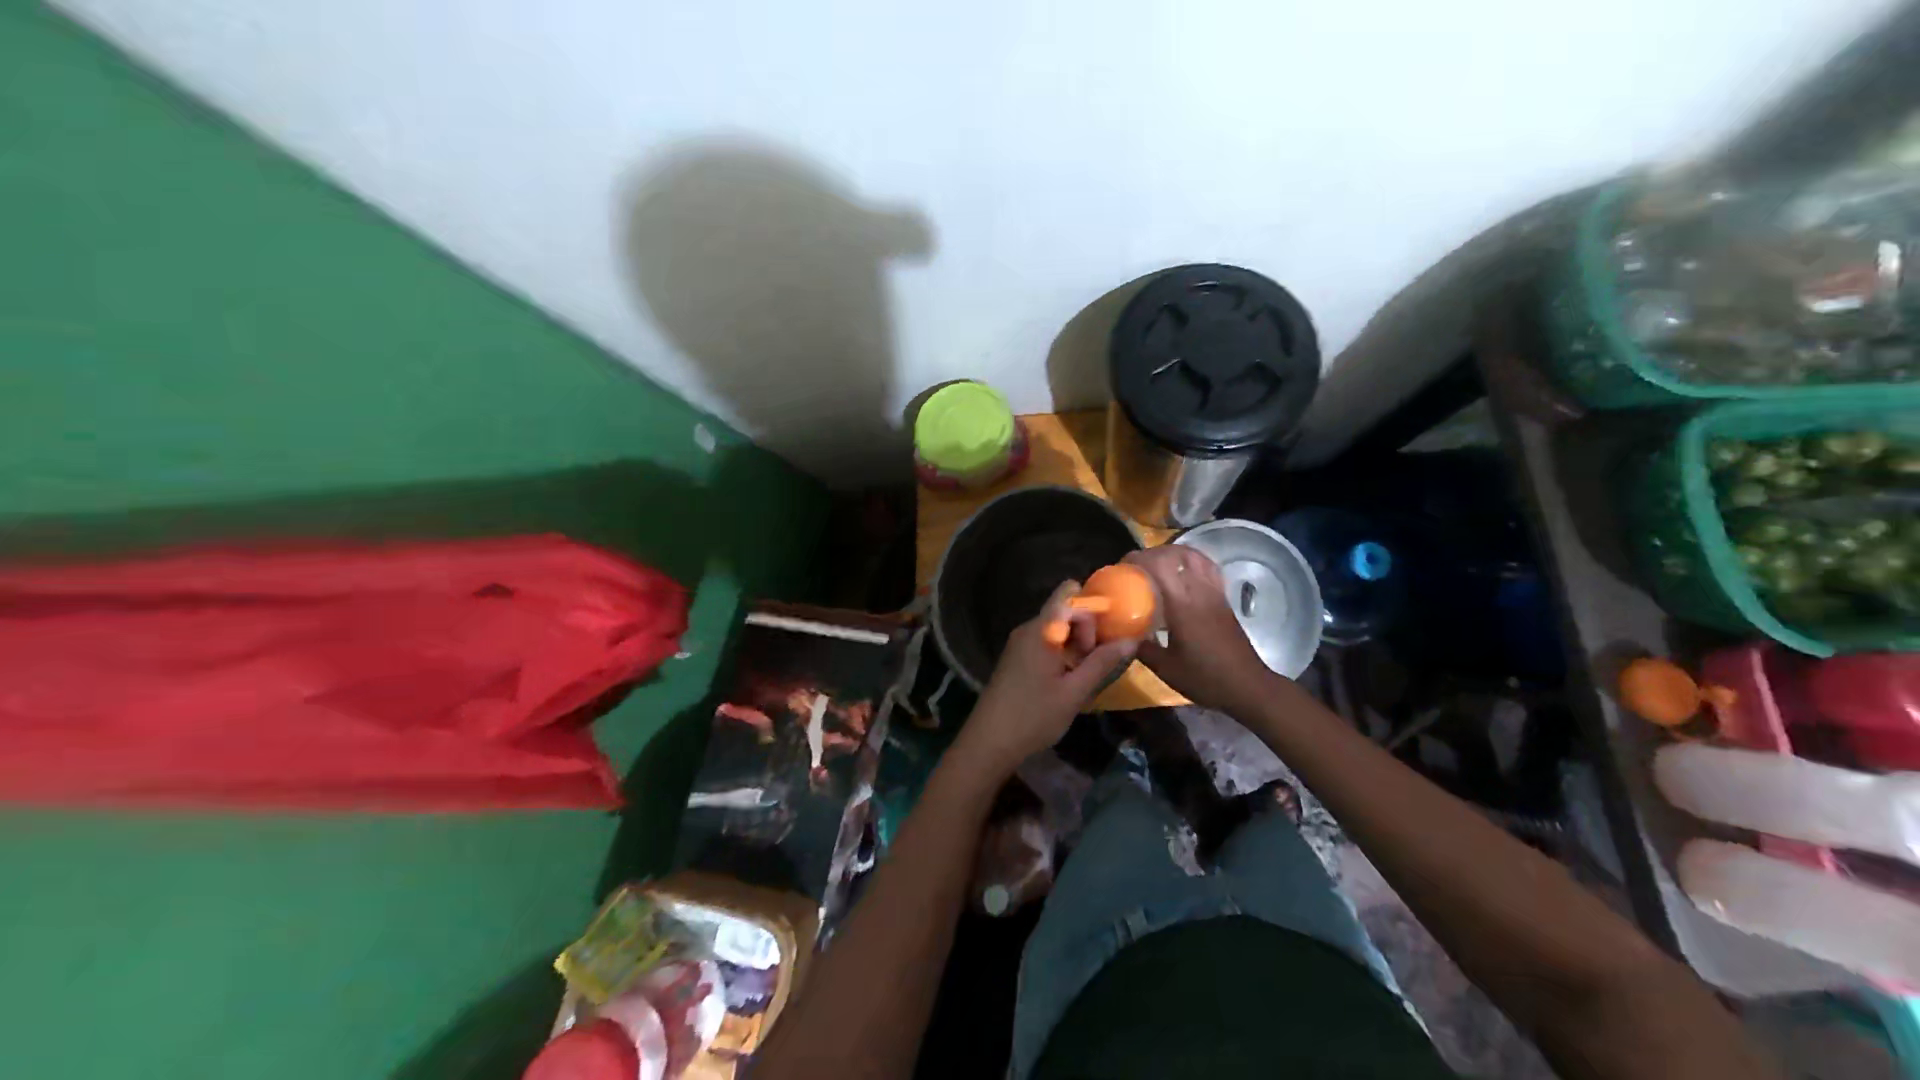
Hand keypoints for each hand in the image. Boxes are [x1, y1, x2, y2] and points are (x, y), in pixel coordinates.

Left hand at [953, 581, 1140, 777]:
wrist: (989, 741)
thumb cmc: (1034, 716)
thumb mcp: (1074, 692)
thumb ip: (1102, 662)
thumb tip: (1131, 639)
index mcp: (1041, 630)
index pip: (1068, 594)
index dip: (1092, 608)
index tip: (1106, 638)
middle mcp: (1028, 629)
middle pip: (1064, 611)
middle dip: (1087, 630)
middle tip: (1096, 663)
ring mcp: (1020, 643)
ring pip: (1057, 629)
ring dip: (1076, 645)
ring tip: (1085, 675)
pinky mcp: (1017, 658)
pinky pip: (1046, 643)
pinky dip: (1063, 654)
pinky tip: (1069, 680)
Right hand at [1124, 546, 1274, 712]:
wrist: (1247, 686)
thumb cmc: (1204, 678)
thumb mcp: (1165, 668)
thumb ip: (1141, 647)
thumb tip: (1124, 634)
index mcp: (1182, 605)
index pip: (1158, 565)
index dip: (1137, 558)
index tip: (1121, 567)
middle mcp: (1199, 591)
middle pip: (1177, 554)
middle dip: (1152, 553)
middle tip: (1136, 567)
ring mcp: (1215, 593)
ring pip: (1195, 556)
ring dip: (1173, 554)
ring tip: (1157, 566)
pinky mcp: (1223, 599)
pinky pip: (1207, 568)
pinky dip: (1191, 563)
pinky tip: (1181, 577)